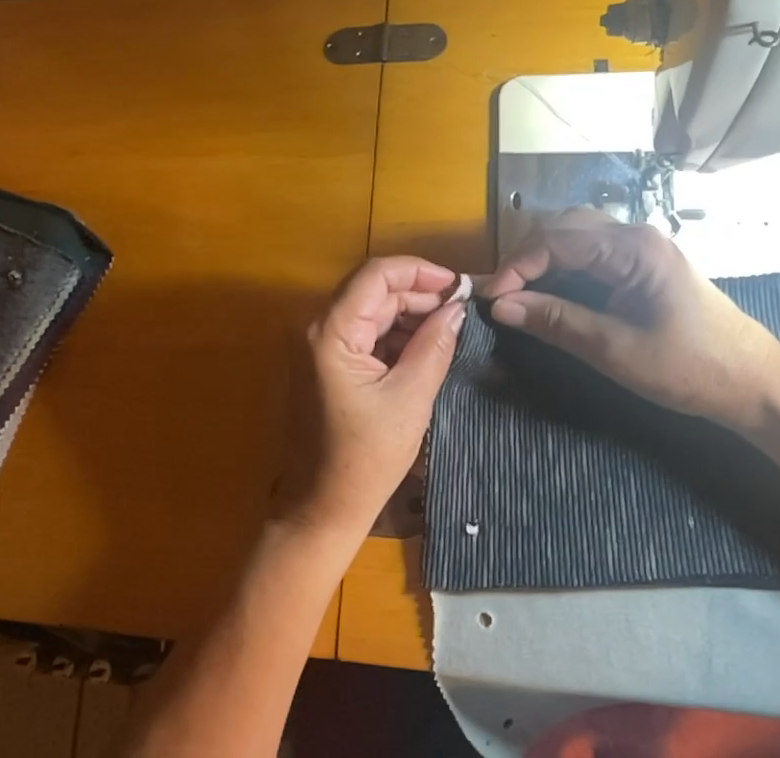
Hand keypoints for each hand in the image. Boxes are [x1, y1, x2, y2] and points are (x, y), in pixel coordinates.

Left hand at [277, 257, 467, 536]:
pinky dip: (395, 337)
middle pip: (372, 291)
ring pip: (370, 312)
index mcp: (330, 332)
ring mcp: (319, 348)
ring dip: (409, 315)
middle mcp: (317, 330)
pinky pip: (364, 336)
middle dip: (418, 293)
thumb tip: (457, 309)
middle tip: (462, 308)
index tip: (458, 285)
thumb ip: (434, 346)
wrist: (321, 509)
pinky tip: (426, 347)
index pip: (375, 275)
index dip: (419, 271)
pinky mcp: (326, 367)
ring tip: (451, 327)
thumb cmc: (364, 459)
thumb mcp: (410, 399)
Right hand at [484, 208, 779, 428]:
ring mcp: (643, 249)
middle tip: (502, 297)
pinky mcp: (644, 266)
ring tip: (520, 295)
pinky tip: (551, 294)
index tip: (492, 300)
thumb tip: (501, 306)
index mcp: (634, 248)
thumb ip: (558, 322)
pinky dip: (563, 268)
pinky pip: (592, 253)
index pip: (556, 239)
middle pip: (563, 227)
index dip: (517, 266)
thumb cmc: (691, 368)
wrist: (755, 384)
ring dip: (543, 261)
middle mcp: (637, 236)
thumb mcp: (617, 350)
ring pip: (576, 237)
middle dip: (525, 258)